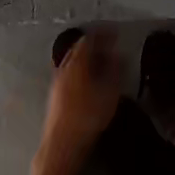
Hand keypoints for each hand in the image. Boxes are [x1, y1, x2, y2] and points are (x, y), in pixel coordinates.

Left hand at [40, 30, 122, 166]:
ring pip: (72, 62)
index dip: (102, 34)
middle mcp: (63, 69)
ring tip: (101, 60)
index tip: (114, 32)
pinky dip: (80, 69)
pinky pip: (69, 73)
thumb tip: (119, 56)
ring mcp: (57, 82)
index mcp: (76, 64)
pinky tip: (88, 78)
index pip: (88, 41)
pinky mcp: (55, 95)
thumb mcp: (109, 93)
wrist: (62, 142)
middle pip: (77, 50)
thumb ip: (115, 71)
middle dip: (93, 44)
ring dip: (86, 57)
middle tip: (108, 44)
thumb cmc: (88, 116)